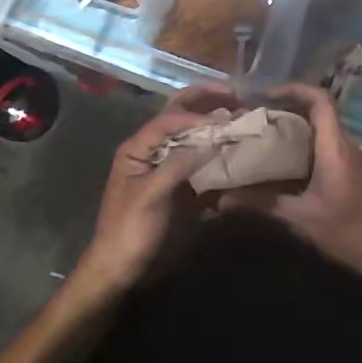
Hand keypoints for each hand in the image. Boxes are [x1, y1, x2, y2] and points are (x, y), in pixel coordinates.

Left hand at [73, 84, 237, 296]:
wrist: (121, 267)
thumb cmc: (129, 231)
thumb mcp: (151, 196)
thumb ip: (179, 165)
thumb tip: (213, 141)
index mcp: (137, 148)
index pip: (169, 119)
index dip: (197, 115)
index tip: (226, 118)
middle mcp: (151, 149)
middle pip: (178, 114)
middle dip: (206, 101)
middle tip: (236, 95)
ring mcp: (166, 164)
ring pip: (191, 131)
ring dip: (213, 120)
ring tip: (241, 113)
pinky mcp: (179, 180)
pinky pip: (199, 154)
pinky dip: (216, 145)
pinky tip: (235, 144)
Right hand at [224, 84, 361, 299]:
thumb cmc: (346, 231)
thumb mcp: (300, 217)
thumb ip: (262, 204)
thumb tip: (222, 198)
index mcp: (335, 147)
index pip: (320, 100)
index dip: (294, 89)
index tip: (264, 94)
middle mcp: (346, 144)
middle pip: (318, 112)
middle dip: (287, 109)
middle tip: (255, 118)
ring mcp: (353, 157)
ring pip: (323, 130)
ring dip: (296, 128)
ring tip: (264, 136)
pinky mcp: (353, 171)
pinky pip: (327, 146)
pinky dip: (306, 146)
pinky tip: (285, 162)